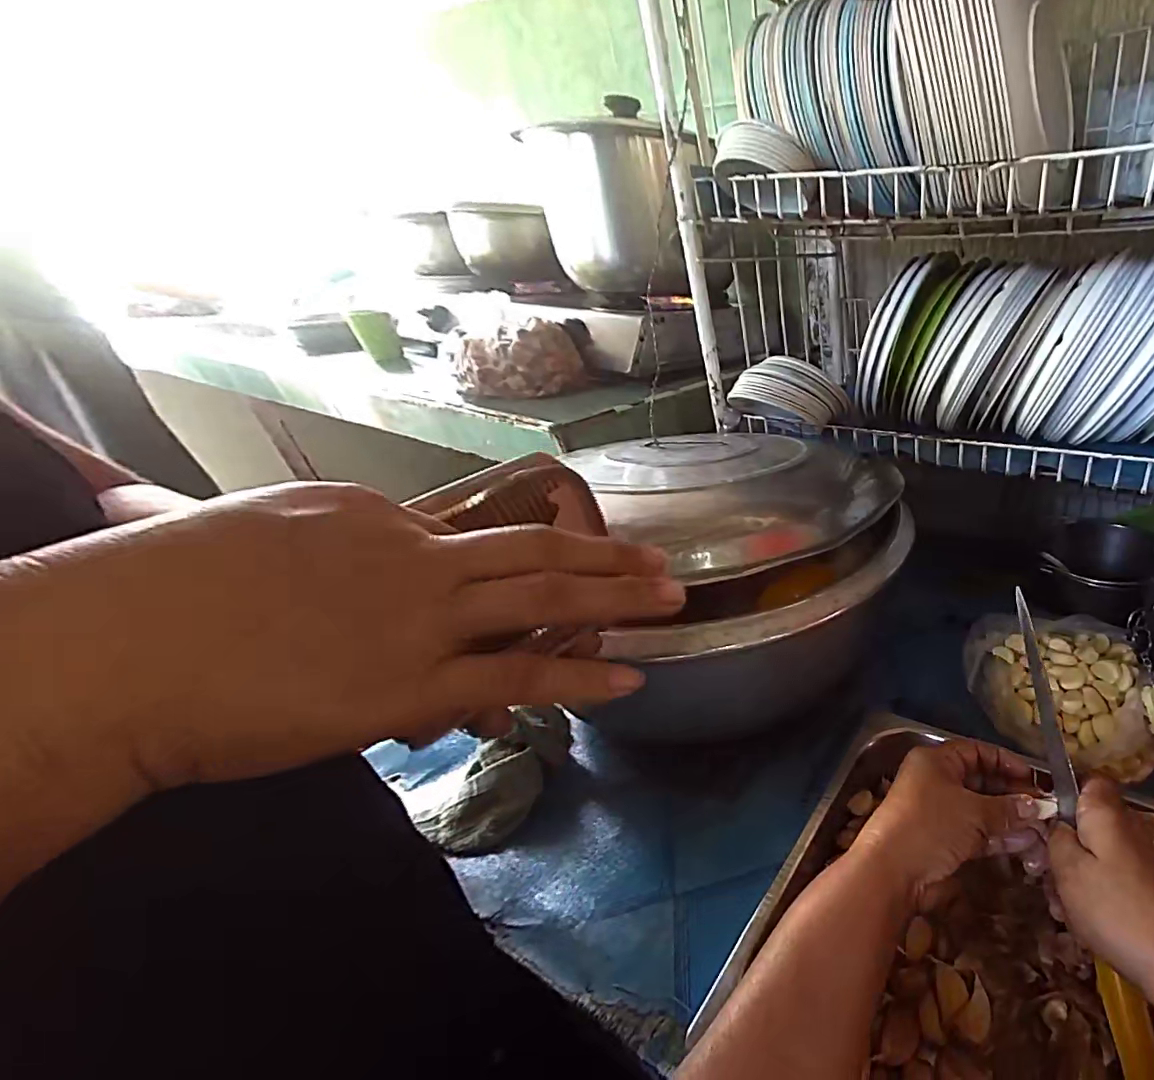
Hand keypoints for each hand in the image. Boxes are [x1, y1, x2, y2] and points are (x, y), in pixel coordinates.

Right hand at [7, 482, 685, 791]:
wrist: (75, 666)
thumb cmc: (146, 601)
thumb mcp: (256, 536)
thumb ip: (340, 543)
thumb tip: (394, 545)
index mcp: (376, 516)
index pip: (479, 537)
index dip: (535, 555)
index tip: (578, 566)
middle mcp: (413, 556)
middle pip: (541, 551)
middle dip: (613, 558)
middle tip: (665, 565)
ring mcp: (420, 620)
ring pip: (548, 600)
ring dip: (621, 601)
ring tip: (672, 603)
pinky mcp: (411, 683)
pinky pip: (521, 674)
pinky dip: (582, 675)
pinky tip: (629, 678)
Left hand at [851, 739, 1044, 909]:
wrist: (889, 874)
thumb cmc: (930, 826)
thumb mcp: (973, 812)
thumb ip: (1007, 808)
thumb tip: (1035, 806)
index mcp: (936, 761)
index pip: (978, 752)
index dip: (1007, 763)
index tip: (1032, 779)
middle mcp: (935, 782)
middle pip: (980, 782)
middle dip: (1011, 795)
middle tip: (1040, 807)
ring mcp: (936, 813)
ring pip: (978, 810)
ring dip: (1007, 819)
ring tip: (1037, 828)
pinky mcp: (938, 841)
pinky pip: (972, 832)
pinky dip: (994, 836)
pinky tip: (1021, 843)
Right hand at [1046, 776, 1153, 993]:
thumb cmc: (1114, 908)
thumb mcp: (1068, 870)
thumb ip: (1057, 838)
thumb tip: (1058, 823)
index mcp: (1106, 811)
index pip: (1085, 780)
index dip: (1061, 795)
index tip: (1044, 824)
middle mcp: (1126, 825)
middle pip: (1085, 821)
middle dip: (1062, 844)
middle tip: (1045, 876)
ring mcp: (1138, 856)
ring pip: (1094, 852)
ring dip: (1073, 875)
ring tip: (1062, 909)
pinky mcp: (1144, 885)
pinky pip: (1109, 877)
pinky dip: (1093, 894)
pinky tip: (1083, 924)